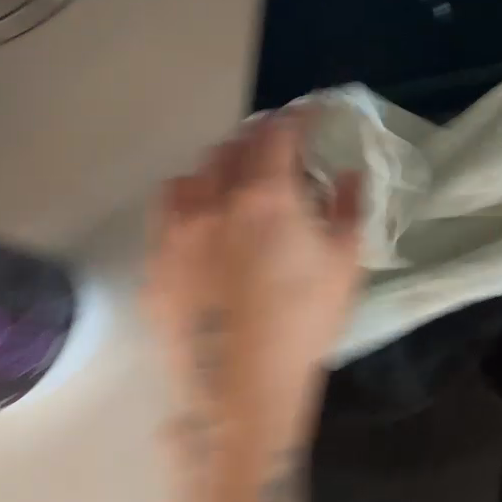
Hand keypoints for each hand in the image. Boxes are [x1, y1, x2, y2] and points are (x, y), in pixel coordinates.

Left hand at [145, 109, 363, 454]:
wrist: (241, 390)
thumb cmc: (306, 320)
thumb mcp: (346, 261)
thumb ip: (348, 206)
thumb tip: (348, 173)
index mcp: (267, 197)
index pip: (278, 135)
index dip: (299, 116)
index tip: (315, 111)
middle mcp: (213, 205)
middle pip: (229, 148)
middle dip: (258, 137)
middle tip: (281, 145)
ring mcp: (174, 237)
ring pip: (188, 178)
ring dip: (216, 168)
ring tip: (237, 182)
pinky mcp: (154, 270)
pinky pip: (166, 218)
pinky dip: (190, 205)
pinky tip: (208, 227)